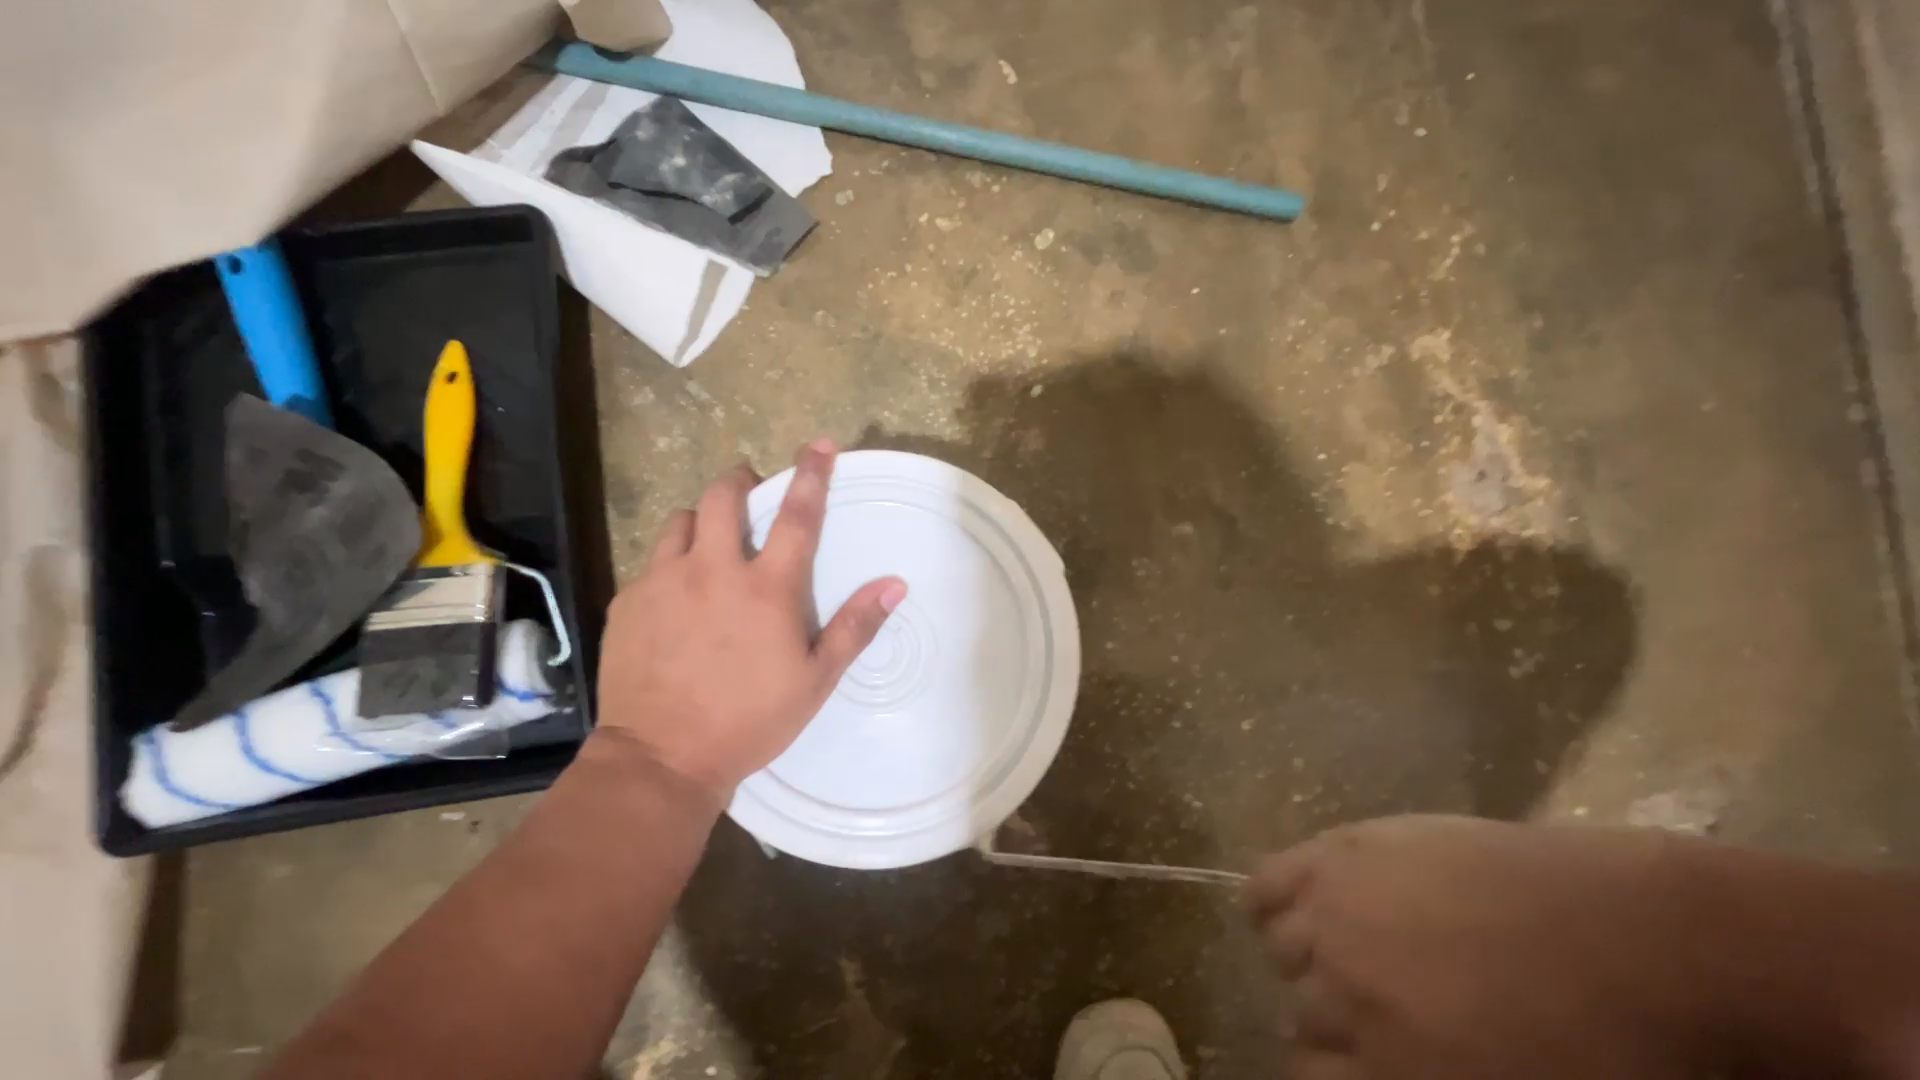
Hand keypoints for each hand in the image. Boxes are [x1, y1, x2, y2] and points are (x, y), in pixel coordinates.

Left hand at [596, 439, 905, 801]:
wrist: (661, 757)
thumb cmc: (750, 721)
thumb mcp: (816, 680)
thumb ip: (854, 626)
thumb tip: (895, 584)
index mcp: (766, 587)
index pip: (797, 514)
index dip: (811, 473)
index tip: (820, 443)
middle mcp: (713, 570)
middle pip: (724, 495)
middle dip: (741, 480)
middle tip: (751, 492)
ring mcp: (664, 582)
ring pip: (681, 520)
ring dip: (702, 520)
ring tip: (712, 545)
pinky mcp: (628, 601)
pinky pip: (652, 563)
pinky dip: (671, 565)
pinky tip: (677, 600)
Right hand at [1246, 816, 1706, 1079]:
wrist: (1657, 946)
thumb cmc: (1607, 1053)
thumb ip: (1410, 1078)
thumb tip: (1363, 1062)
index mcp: (1386, 1074)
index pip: (1306, 1074)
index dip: (1333, 1067)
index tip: (1362, 1057)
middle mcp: (1345, 998)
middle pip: (1301, 1013)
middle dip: (1335, 1016)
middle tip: (1383, 1006)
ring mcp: (1339, 918)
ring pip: (1284, 946)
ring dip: (1311, 954)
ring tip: (1357, 947)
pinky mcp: (1346, 852)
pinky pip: (1268, 881)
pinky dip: (1271, 898)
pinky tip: (1298, 904)